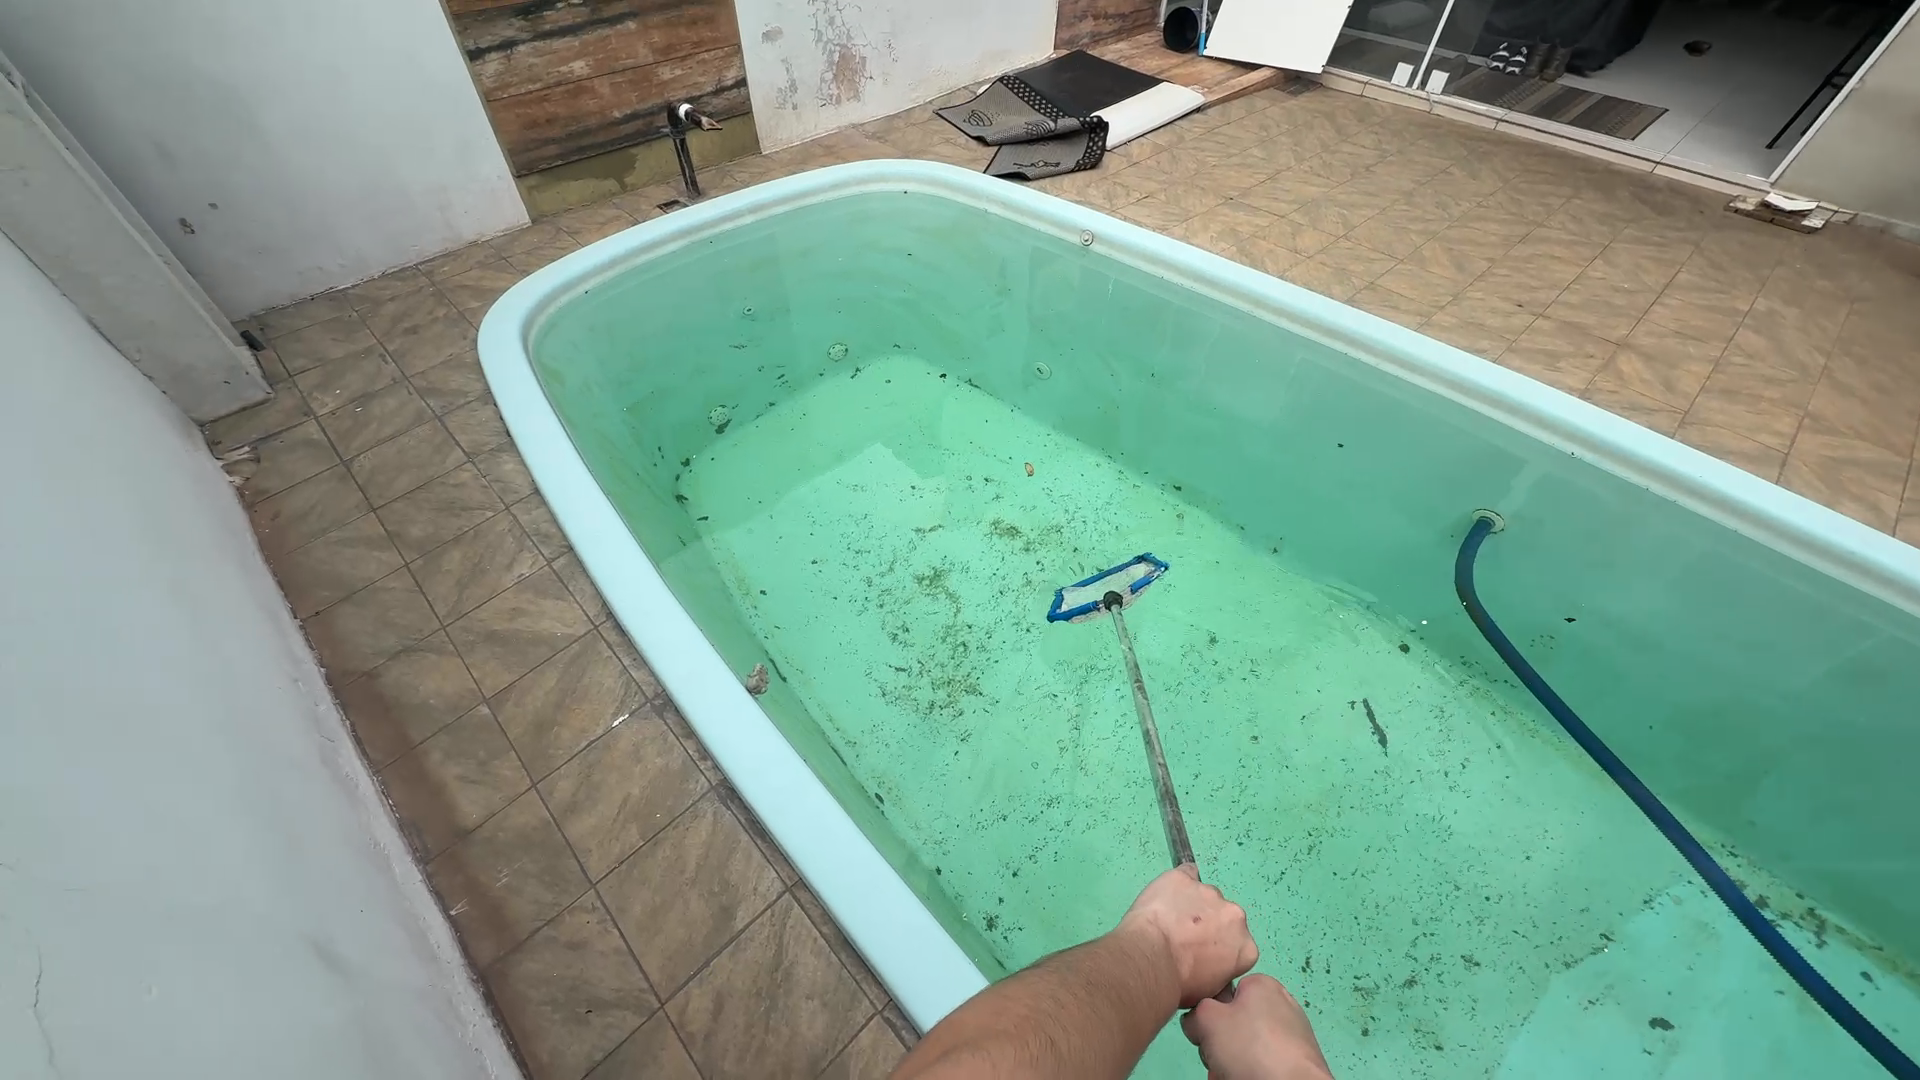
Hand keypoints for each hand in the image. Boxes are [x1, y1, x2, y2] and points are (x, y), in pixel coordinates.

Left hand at [1116, 864, 1257, 1006]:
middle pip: (1223, 916)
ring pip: (1203, 895)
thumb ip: (1221, 972)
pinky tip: (1165, 894)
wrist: (1152, 959)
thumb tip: (1213, 969)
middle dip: (1208, 924)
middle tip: (1184, 937)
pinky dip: (1177, 883)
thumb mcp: (1210, 991)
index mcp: (1246, 947)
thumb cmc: (1181, 983)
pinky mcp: (1182, 876)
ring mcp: (1208, 891)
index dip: (1219, 949)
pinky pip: (1185, 873)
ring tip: (1168, 920)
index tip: (1203, 955)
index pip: (1237, 944)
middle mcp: (1235, 916)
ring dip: (1191, 904)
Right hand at [1181, 974, 1333, 1079]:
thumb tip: (1196, 1024)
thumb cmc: (1250, 1047)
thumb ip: (1194, 1011)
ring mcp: (1293, 1040)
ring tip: (1229, 1076)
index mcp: (1262, 985)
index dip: (1210, 1012)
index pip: (1223, 992)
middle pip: (1234, 1025)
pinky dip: (1250, 1074)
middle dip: (1219, 1045)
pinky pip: (1262, 1067)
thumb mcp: (1206, 1018)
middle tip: (1217, 1058)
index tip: (1207, 1029)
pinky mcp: (1299, 1068)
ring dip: (1230, 1064)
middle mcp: (1281, 1007)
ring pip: (1246, 1050)